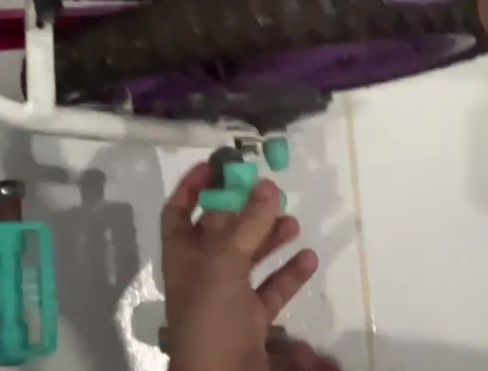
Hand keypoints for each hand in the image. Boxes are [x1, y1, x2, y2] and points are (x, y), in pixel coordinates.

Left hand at [161, 162, 319, 370]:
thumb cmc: (210, 315)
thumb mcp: (224, 262)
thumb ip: (248, 223)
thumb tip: (267, 184)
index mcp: (182, 253)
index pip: (179, 210)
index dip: (193, 186)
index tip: (215, 165)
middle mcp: (201, 271)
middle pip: (221, 230)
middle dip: (244, 209)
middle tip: (269, 189)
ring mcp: (226, 297)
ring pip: (249, 258)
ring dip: (270, 237)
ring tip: (293, 218)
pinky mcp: (251, 322)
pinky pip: (271, 291)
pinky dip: (289, 274)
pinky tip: (308, 258)